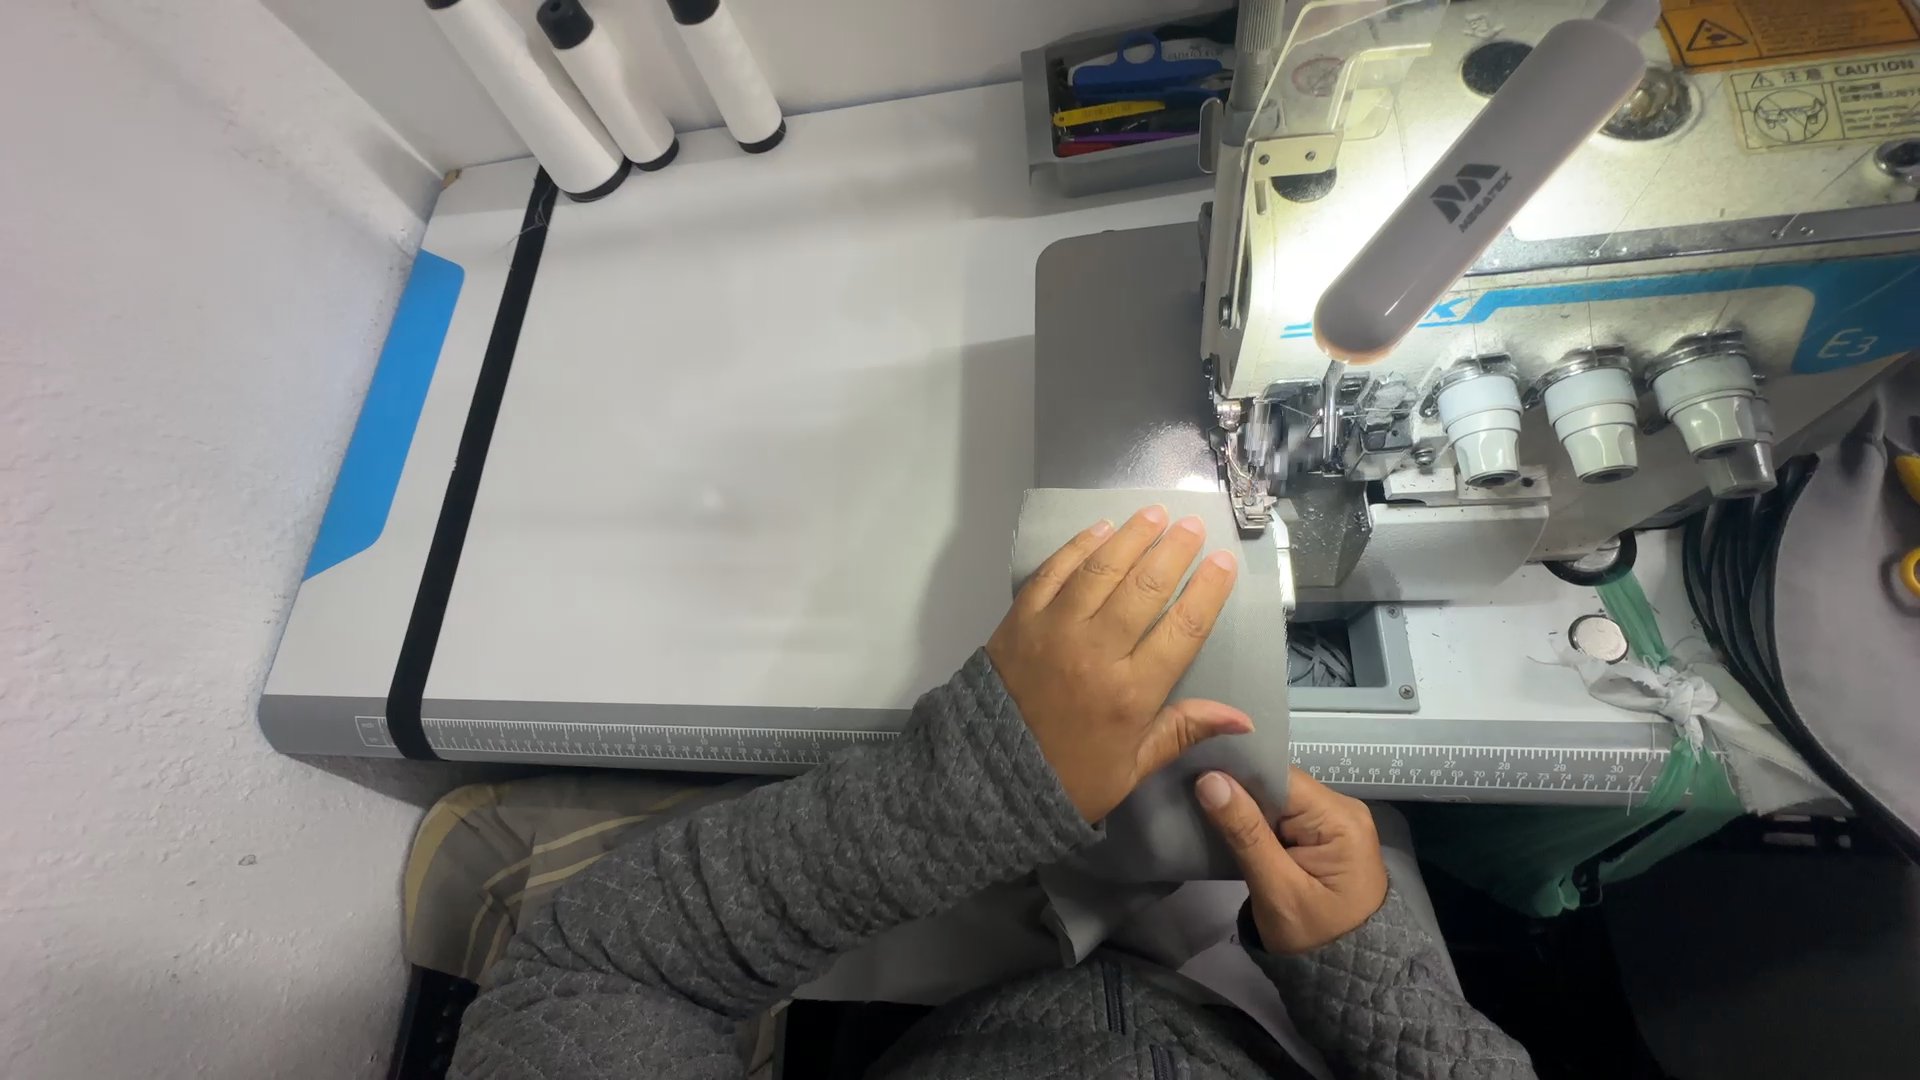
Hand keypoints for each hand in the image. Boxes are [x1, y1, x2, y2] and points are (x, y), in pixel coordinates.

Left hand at [987, 506, 1249, 822]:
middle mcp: (1096, 652)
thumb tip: (1242, 717)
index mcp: (1131, 692)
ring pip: (1101, 570)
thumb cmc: (1068, 775)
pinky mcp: (1020, 619)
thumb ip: (1183, 731)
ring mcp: (1055, 629)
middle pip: (1145, 588)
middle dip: (1174, 551)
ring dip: (1131, 537)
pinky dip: (1077, 547)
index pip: (1183, 629)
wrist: (987, 773)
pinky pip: (1053, 572)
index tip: (1223, 562)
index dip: (1208, 591)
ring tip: (1154, 514)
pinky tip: (1099, 529)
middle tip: (1193, 525)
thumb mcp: (1131, 767)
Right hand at [1196, 767, 1388, 952]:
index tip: (1194, 773)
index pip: (1278, 777)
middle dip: (1234, 787)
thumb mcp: (1277, 891)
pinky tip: (1225, 822)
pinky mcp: (1319, 832)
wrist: (1348, 981)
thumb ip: (1245, 833)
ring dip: (1240, 803)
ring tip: (1200, 802)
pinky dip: (1251, 817)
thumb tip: (1210, 778)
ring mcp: (1331, 820)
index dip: (1235, 773)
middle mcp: (1341, 808)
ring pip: (1273, 796)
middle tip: (1189, 789)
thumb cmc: (1316, 939)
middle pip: (1275, 783)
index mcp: (1340, 819)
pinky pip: (1278, 811)